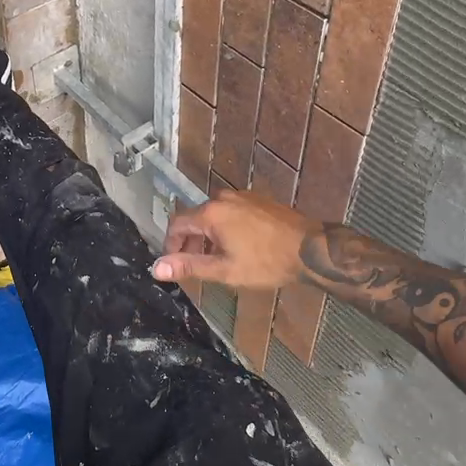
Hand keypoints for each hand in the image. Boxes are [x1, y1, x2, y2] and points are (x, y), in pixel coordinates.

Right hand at [151, 191, 319, 290]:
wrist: (309, 248)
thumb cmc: (265, 262)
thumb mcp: (225, 270)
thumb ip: (189, 266)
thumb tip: (156, 267)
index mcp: (210, 213)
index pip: (176, 223)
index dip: (170, 244)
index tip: (174, 263)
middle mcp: (222, 198)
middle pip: (195, 218)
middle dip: (190, 242)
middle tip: (196, 266)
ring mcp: (241, 196)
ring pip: (213, 215)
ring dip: (208, 236)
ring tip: (218, 259)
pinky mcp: (256, 198)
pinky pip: (230, 211)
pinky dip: (225, 227)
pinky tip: (238, 246)